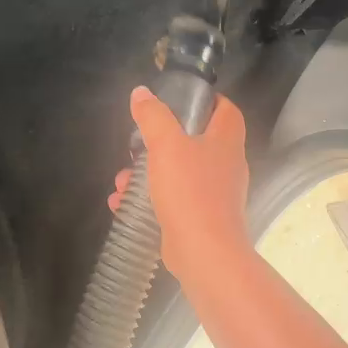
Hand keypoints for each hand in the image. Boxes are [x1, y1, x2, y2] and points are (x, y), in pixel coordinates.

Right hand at [115, 86, 250, 279]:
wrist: (205, 255)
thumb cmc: (190, 191)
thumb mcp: (166, 145)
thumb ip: (153, 116)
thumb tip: (141, 93)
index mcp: (226, 141)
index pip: (225, 109)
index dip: (206, 100)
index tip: (178, 100)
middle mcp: (226, 165)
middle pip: (196, 141)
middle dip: (161, 142)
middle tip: (138, 144)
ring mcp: (215, 195)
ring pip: (179, 173)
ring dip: (148, 174)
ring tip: (122, 181)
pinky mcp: (201, 219)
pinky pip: (173, 200)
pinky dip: (149, 199)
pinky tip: (122, 204)